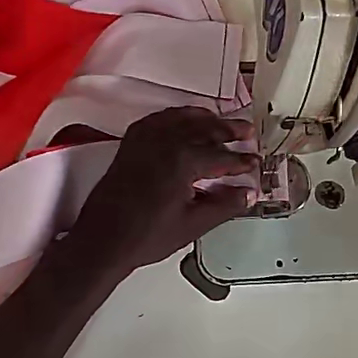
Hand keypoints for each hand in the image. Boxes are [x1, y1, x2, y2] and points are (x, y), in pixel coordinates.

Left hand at [52, 107, 257, 282]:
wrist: (104, 240)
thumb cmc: (144, 235)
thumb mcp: (193, 224)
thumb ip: (225, 205)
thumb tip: (246, 195)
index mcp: (183, 161)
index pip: (222, 156)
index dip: (241, 161)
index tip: (253, 163)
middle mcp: (164, 143)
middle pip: (205, 129)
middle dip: (229, 130)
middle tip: (247, 132)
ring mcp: (145, 141)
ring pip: (182, 119)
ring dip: (205, 119)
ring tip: (221, 122)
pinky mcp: (130, 144)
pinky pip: (158, 120)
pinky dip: (175, 117)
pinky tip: (182, 121)